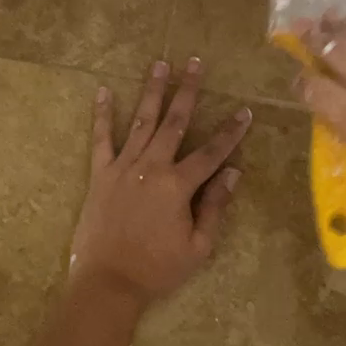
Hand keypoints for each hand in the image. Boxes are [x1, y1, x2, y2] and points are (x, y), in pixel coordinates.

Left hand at [69, 58, 251, 307]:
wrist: (107, 283)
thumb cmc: (157, 269)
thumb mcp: (198, 247)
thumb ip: (215, 207)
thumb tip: (233, 172)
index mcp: (178, 185)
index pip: (211, 152)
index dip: (231, 132)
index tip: (245, 111)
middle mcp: (152, 167)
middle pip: (175, 122)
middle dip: (188, 90)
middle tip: (195, 62)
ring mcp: (124, 167)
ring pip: (142, 121)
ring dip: (153, 91)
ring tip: (160, 64)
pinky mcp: (100, 174)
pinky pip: (101, 139)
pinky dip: (102, 114)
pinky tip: (104, 91)